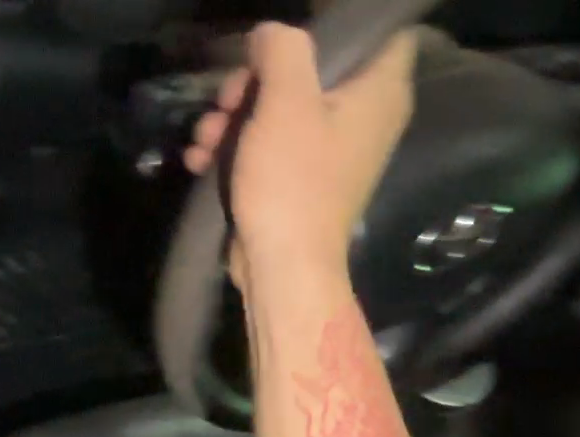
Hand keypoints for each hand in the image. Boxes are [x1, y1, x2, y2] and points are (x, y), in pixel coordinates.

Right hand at [185, 23, 416, 287]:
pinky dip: (237, 151)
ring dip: (234, 120)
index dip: (332, 27)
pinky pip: (270, 150)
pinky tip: (200, 160)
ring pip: (281, 113)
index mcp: (379, 90)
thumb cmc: (292, 183)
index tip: (282, 43)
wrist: (282, 268)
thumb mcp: (285, 103)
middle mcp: (364, 118)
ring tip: (204, 138)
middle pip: (311, 72)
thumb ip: (282, 52)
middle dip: (256, 82)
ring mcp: (331, 155)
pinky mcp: (300, 185)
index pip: (377, 31)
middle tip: (226, 98)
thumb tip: (269, 34)